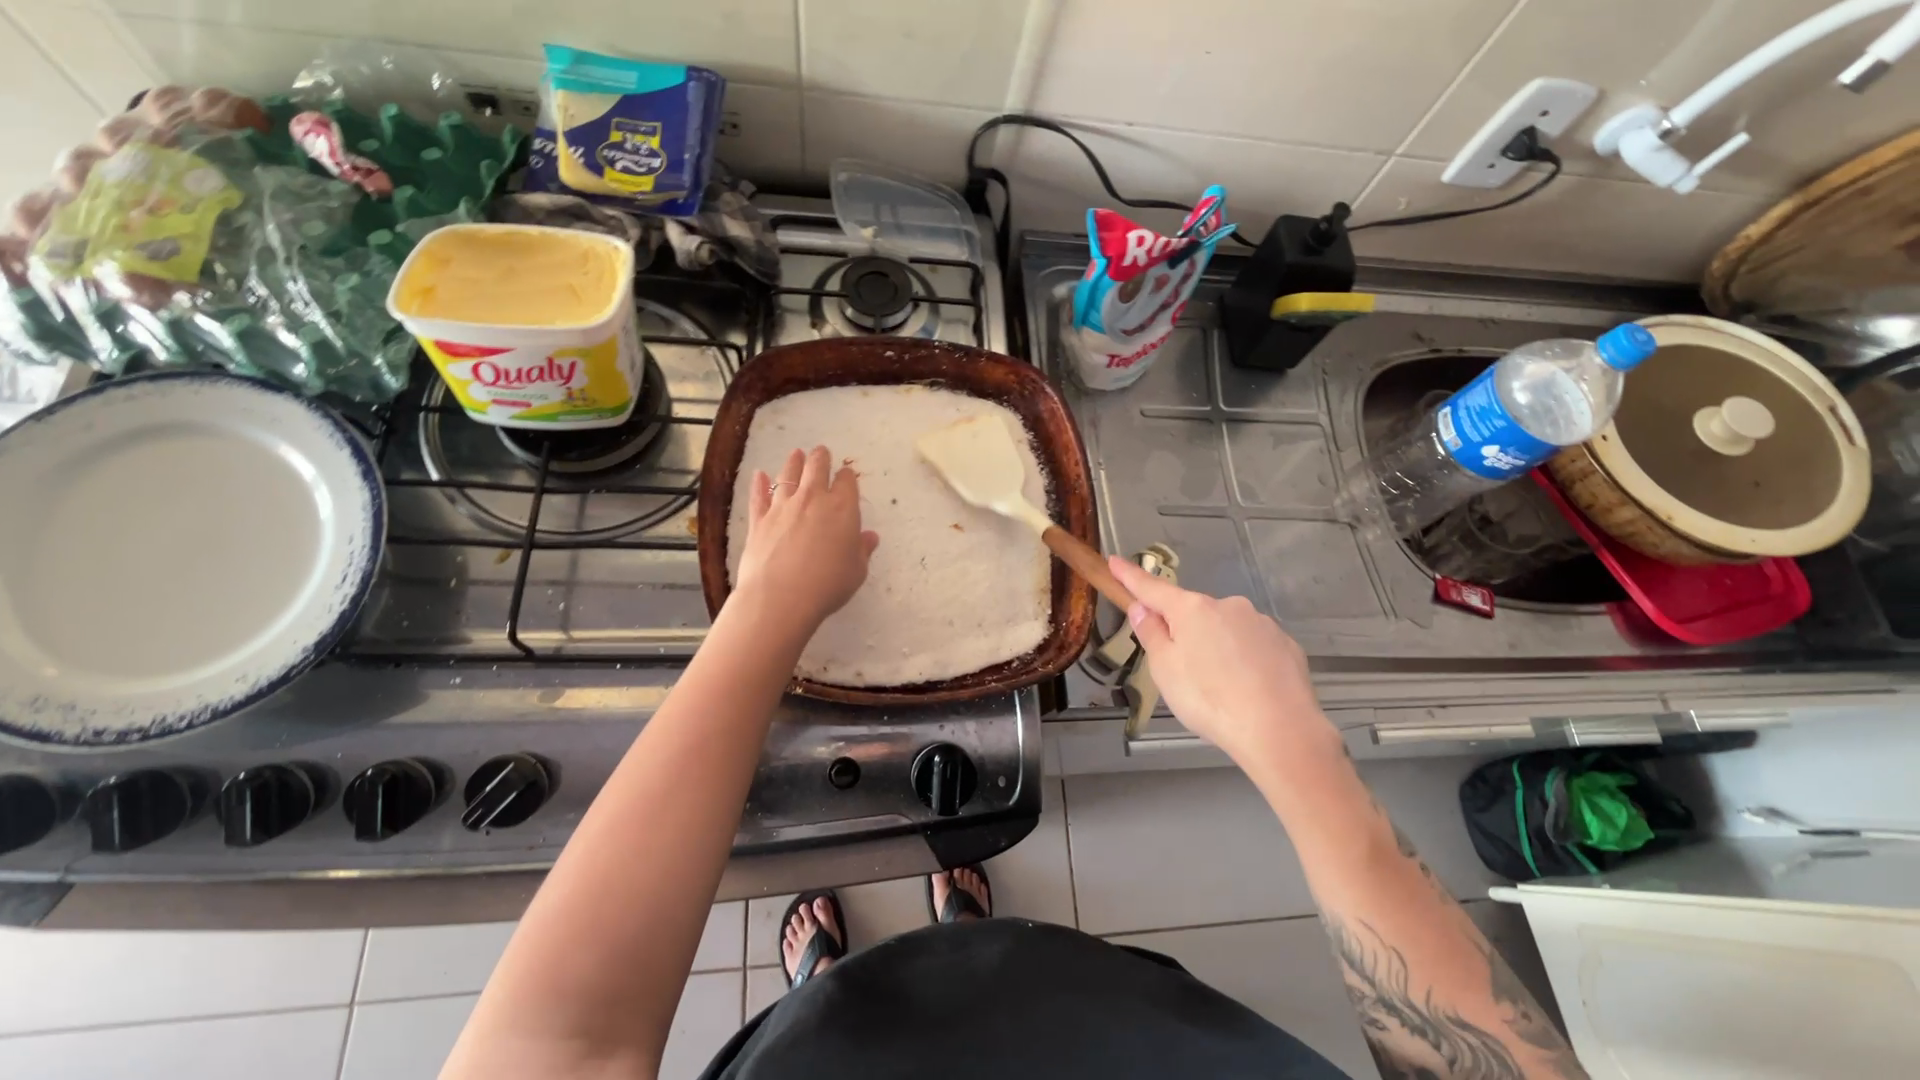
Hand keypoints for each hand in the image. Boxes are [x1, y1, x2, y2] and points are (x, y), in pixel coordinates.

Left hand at [734, 445, 878, 630]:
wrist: (780, 597)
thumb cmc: (827, 585)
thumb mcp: (856, 571)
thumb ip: (862, 550)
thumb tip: (870, 537)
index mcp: (842, 508)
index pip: (847, 481)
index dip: (847, 477)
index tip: (846, 475)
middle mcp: (812, 499)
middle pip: (817, 467)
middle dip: (820, 457)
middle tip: (821, 452)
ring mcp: (782, 507)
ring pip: (788, 475)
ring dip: (793, 462)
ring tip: (796, 454)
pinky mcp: (759, 520)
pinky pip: (759, 496)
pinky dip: (760, 484)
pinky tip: (759, 475)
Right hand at [1109, 556, 1335, 765]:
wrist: (1279, 730)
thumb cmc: (1209, 699)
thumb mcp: (1165, 670)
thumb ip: (1152, 635)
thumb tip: (1143, 609)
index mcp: (1192, 609)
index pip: (1152, 588)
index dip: (1130, 576)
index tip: (1113, 561)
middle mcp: (1228, 606)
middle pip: (1193, 613)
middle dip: (1183, 632)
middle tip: (1182, 672)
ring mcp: (1261, 623)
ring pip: (1226, 630)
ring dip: (1217, 649)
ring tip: (1220, 690)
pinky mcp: (1285, 645)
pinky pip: (1253, 647)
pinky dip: (1244, 661)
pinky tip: (1247, 690)